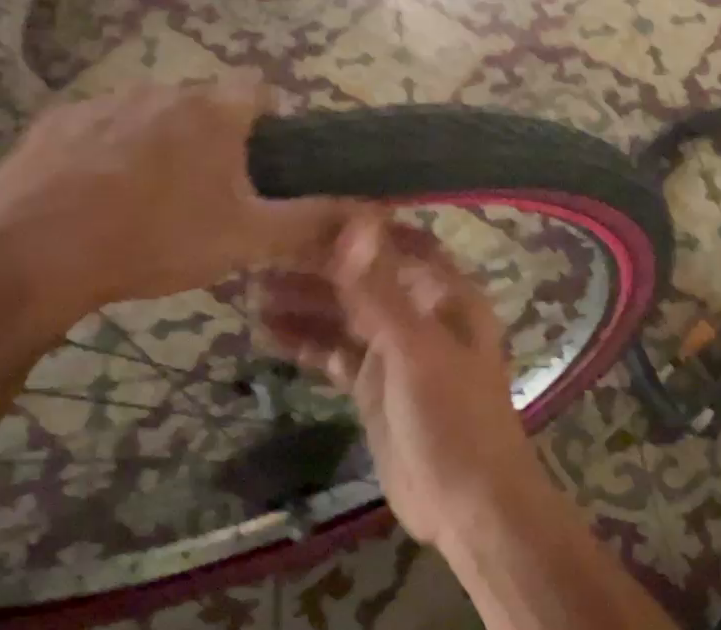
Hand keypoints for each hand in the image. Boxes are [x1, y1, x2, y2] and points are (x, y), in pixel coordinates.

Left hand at [0, 76, 349, 333]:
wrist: (28, 257)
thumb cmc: (154, 240)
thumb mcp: (247, 239)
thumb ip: (314, 220)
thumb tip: (372, 208)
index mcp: (214, 111)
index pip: (261, 87)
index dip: (270, 121)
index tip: (263, 166)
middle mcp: (163, 90)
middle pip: (206, 103)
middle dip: (215, 139)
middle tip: (209, 197)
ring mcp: (104, 101)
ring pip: (152, 115)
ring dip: (162, 145)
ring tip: (148, 204)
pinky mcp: (56, 123)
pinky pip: (101, 128)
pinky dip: (109, 153)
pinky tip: (96, 200)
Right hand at [258, 217, 547, 548]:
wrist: (469, 506)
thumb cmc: (454, 417)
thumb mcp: (416, 348)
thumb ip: (381, 287)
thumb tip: (357, 221)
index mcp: (445, 295)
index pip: (397, 244)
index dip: (356, 230)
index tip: (304, 215)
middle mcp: (421, 314)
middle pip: (364, 279)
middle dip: (318, 267)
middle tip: (259, 256)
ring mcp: (396, 352)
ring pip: (345, 315)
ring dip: (305, 303)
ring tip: (251, 291)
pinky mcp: (373, 387)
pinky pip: (336, 353)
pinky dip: (307, 342)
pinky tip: (267, 333)